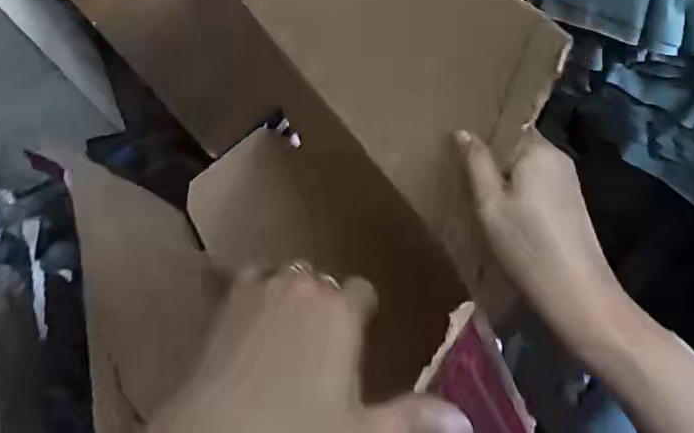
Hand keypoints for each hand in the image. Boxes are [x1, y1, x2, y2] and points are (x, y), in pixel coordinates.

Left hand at [149, 265, 467, 432]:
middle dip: (325, 305)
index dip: (361, 316)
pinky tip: (246, 323)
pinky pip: (249, 278)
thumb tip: (466, 419)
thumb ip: (411, 417)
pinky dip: (253, 292)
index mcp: (343, 309)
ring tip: (285, 334)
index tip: (356, 342)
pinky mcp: (227, 299)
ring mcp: (265, 286)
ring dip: (291, 295)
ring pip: (289, 275)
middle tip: (318, 349)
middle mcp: (309, 285)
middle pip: (326, 281)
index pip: (363, 292)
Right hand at [456, 129, 628, 340]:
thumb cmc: (527, 246)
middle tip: (467, 179)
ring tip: (484, 200)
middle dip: (496, 160)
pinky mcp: (573, 202)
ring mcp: (569, 179)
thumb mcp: (490, 206)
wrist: (578, 294)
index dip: (485, 136)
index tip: (462, 150)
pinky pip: (541, 185)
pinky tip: (510, 218)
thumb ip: (476, 164)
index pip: (508, 126)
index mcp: (539, 148)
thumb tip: (463, 131)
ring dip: (509, 180)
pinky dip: (524, 195)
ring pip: (529, 168)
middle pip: (519, 147)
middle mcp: (558, 156)